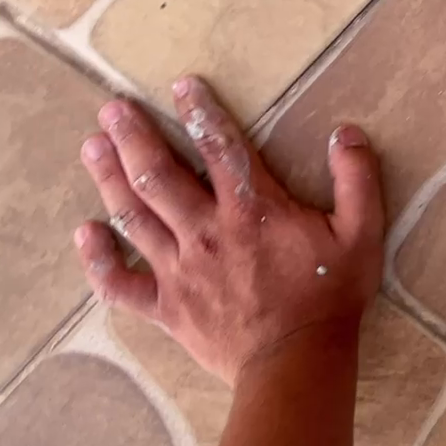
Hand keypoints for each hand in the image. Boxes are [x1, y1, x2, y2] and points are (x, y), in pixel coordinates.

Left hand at [72, 76, 383, 385]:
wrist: (296, 361)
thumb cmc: (331, 292)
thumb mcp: (362, 231)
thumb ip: (357, 178)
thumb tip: (345, 133)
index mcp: (253, 209)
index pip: (222, 148)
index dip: (202, 113)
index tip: (181, 84)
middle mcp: (207, 231)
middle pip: (160, 176)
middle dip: (136, 137)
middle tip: (111, 107)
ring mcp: (179, 269)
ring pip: (134, 217)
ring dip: (109, 179)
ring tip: (91, 146)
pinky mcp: (166, 306)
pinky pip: (120, 282)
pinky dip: (96, 259)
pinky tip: (82, 233)